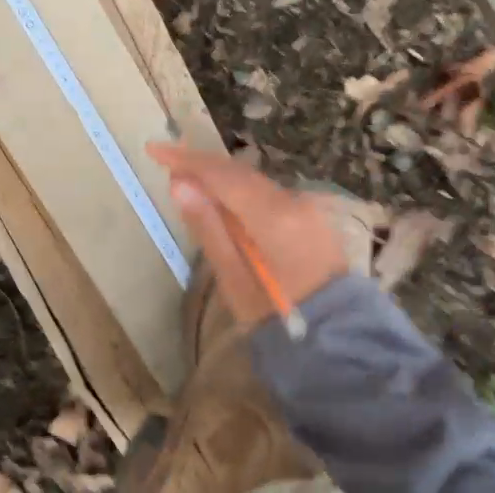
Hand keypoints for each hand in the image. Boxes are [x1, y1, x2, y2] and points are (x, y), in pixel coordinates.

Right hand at [148, 143, 348, 327]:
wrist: (340, 346)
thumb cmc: (278, 319)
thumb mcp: (234, 280)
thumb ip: (208, 228)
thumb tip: (179, 184)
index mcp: (273, 216)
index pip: (221, 174)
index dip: (185, 159)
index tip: (153, 149)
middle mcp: (293, 201)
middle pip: (237, 173)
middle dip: (200, 165)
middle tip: (165, 162)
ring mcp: (307, 209)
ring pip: (252, 181)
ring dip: (218, 177)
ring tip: (186, 179)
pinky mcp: (312, 219)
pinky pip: (266, 193)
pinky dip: (239, 191)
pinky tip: (220, 199)